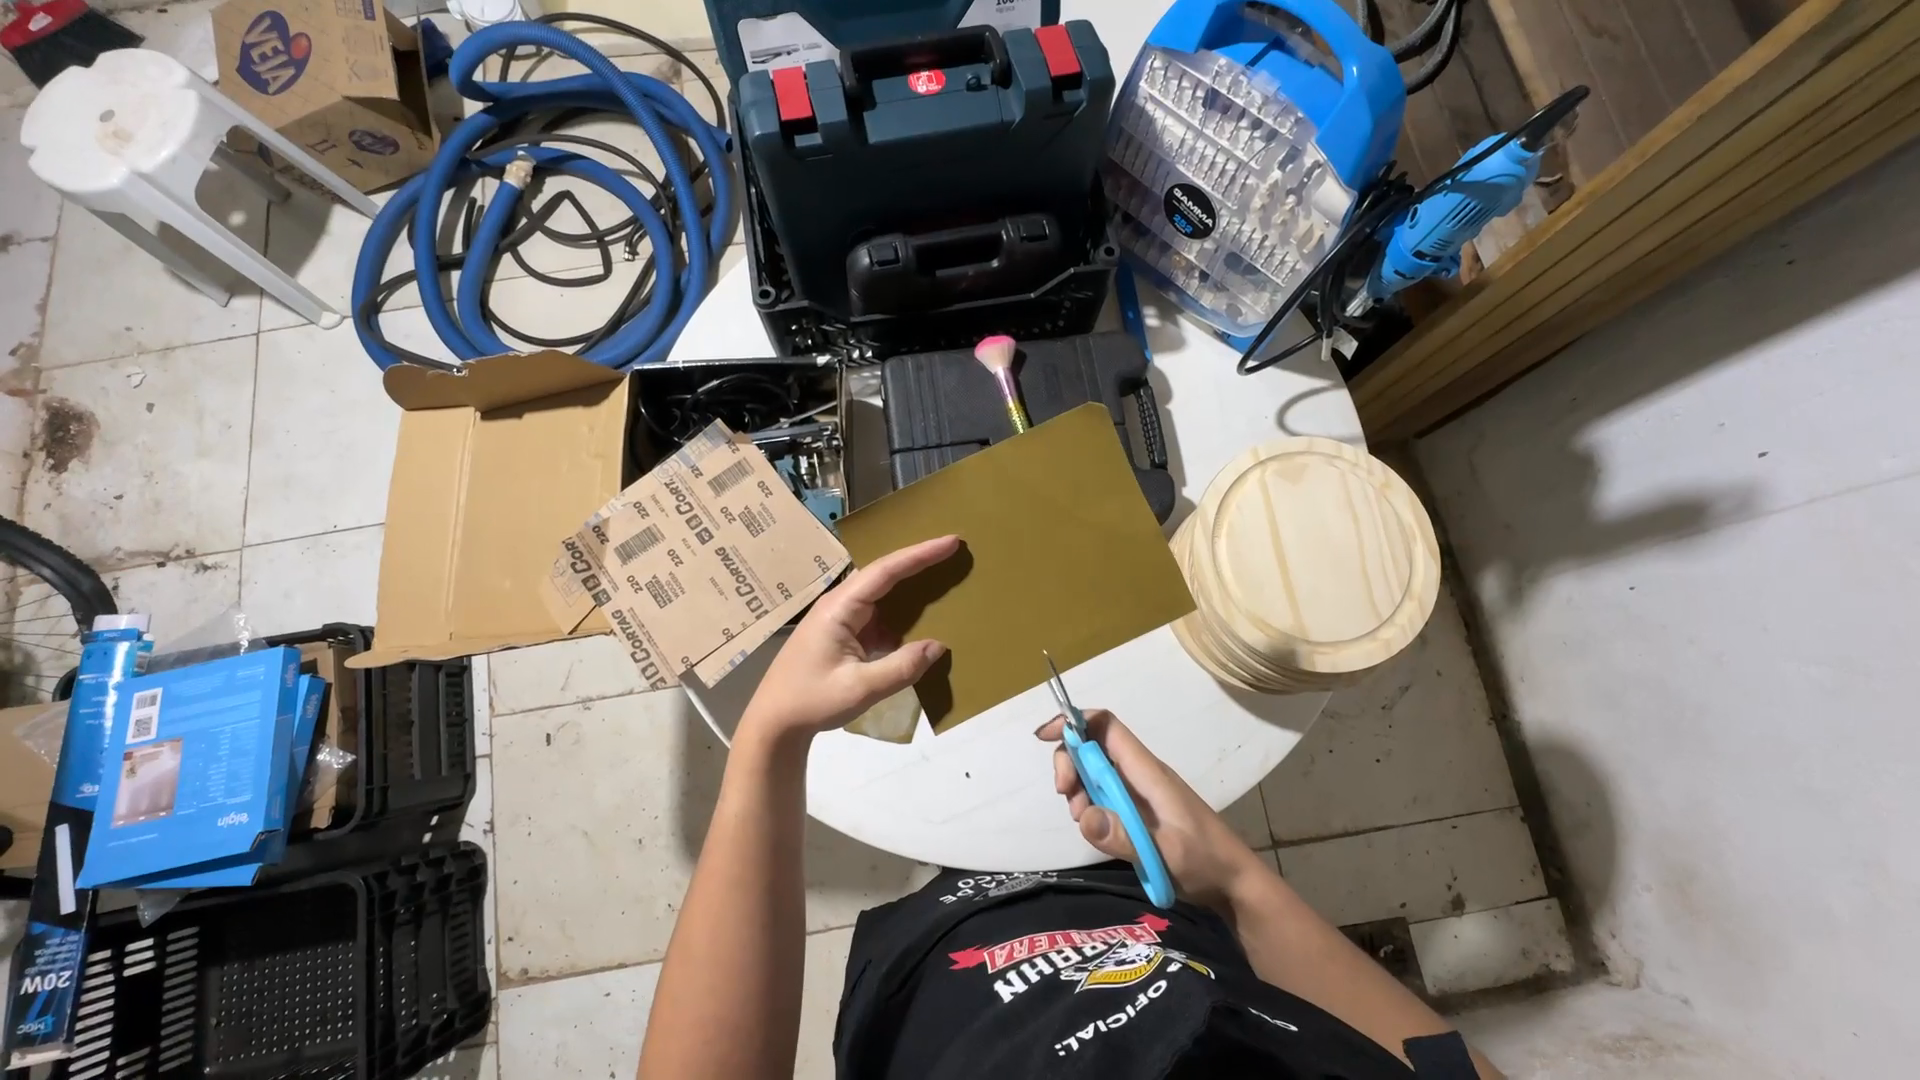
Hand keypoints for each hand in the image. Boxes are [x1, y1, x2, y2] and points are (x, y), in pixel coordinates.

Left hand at [738, 535, 959, 743]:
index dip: (920, 555)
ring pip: (881, 595)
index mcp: (840, 608)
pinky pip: (877, 617)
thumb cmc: (810, 701)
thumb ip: (901, 668)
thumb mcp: (860, 688)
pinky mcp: (841, 636)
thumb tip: (938, 646)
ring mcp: (839, 620)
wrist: (773, 723)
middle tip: (954, 551)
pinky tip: (921, 621)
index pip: (886, 571)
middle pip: (884, 574)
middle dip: (919, 562)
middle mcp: (839, 605)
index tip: (951, 542)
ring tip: (945, 579)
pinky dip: (901, 616)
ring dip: (911, 588)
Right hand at [1037, 710, 1271, 910]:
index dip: (1074, 722)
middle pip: (1093, 748)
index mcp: (1147, 771)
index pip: (1106, 726)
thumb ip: (1123, 836)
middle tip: (1066, 797)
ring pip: (1094, 774)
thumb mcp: (1164, 853)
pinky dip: (1090, 807)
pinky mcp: (1138, 813)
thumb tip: (1083, 816)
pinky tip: (1096, 829)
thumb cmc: (1205, 861)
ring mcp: (1139, 793)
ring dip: (1078, 790)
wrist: (1235, 885)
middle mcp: (1139, 775)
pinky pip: (1104, 796)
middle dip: (1070, 764)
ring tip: (1084, 821)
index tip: (1045, 737)